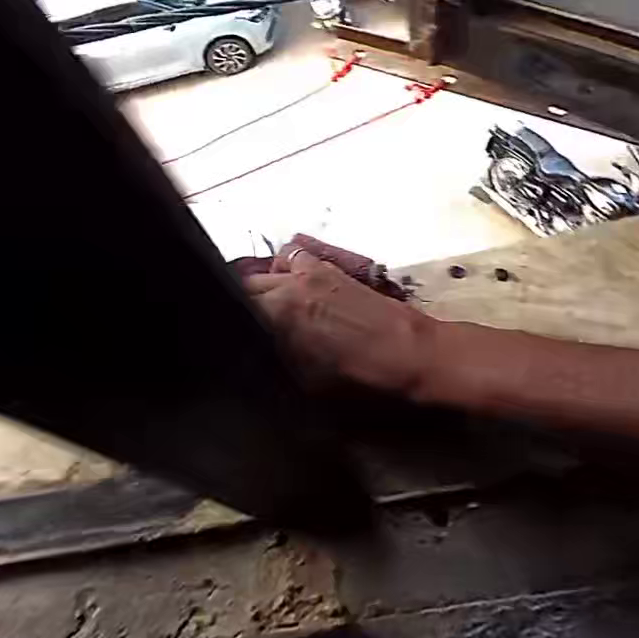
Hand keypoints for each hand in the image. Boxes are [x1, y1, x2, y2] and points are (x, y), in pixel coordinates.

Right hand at [245, 239, 432, 394]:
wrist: (409, 352)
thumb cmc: (361, 375)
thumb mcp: (307, 380)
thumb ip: (275, 358)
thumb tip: (254, 355)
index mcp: (280, 314)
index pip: (238, 305)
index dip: (230, 320)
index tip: (229, 335)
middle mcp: (290, 286)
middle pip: (247, 285)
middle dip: (241, 303)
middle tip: (245, 324)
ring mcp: (310, 272)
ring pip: (267, 270)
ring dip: (260, 286)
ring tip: (264, 306)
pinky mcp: (328, 267)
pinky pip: (293, 257)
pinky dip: (284, 267)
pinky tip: (291, 285)